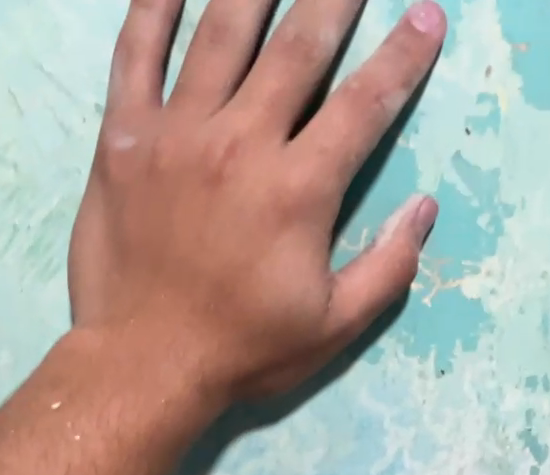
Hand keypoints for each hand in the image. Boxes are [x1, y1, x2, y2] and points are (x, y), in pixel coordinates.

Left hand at [67, 0, 446, 409]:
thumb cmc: (246, 350)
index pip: (364, 106)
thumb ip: (388, 267)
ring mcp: (175, 133)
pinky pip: (137, 53)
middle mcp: (241, 143)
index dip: (402, 57)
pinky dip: (155, 7)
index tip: (427, 16)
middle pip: (297, 48)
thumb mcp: (335, 327)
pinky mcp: (122, 139)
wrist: (145, 363)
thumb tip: (426, 209)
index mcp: (299, 191)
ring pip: (220, 32)